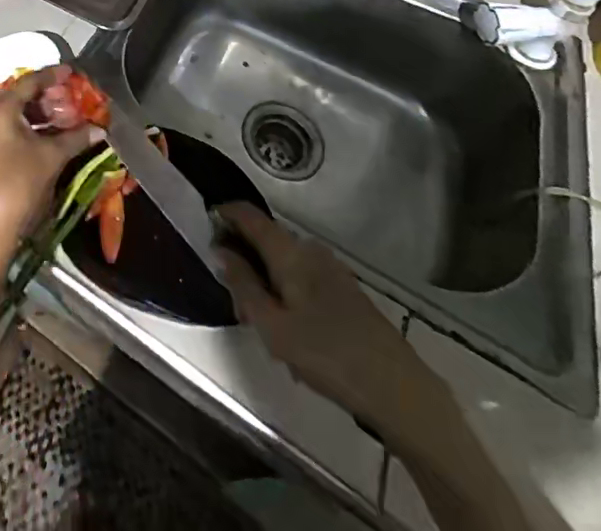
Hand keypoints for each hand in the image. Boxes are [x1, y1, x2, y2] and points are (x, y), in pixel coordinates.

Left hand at [0, 67, 93, 242]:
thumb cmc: (20, 182)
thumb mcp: (52, 155)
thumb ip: (77, 137)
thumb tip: (100, 128)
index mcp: (2, 110)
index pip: (29, 82)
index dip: (53, 75)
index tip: (73, 72)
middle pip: (24, 96)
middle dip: (52, 96)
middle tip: (76, 96)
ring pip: (22, 114)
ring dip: (47, 113)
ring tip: (72, 116)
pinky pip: (19, 129)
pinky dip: (39, 128)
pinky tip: (59, 134)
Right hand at [214, 203, 448, 419]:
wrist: (395, 386)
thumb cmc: (326, 354)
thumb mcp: (272, 326)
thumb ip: (243, 285)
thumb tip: (222, 251)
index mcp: (290, 252)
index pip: (250, 216)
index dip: (225, 214)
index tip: (205, 226)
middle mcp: (310, 250)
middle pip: (265, 241)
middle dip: (243, 261)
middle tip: (233, 304)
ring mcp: (330, 268)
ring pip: (283, 262)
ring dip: (263, 282)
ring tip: (259, 326)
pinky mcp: (343, 288)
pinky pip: (300, 277)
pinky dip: (284, 292)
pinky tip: (288, 332)